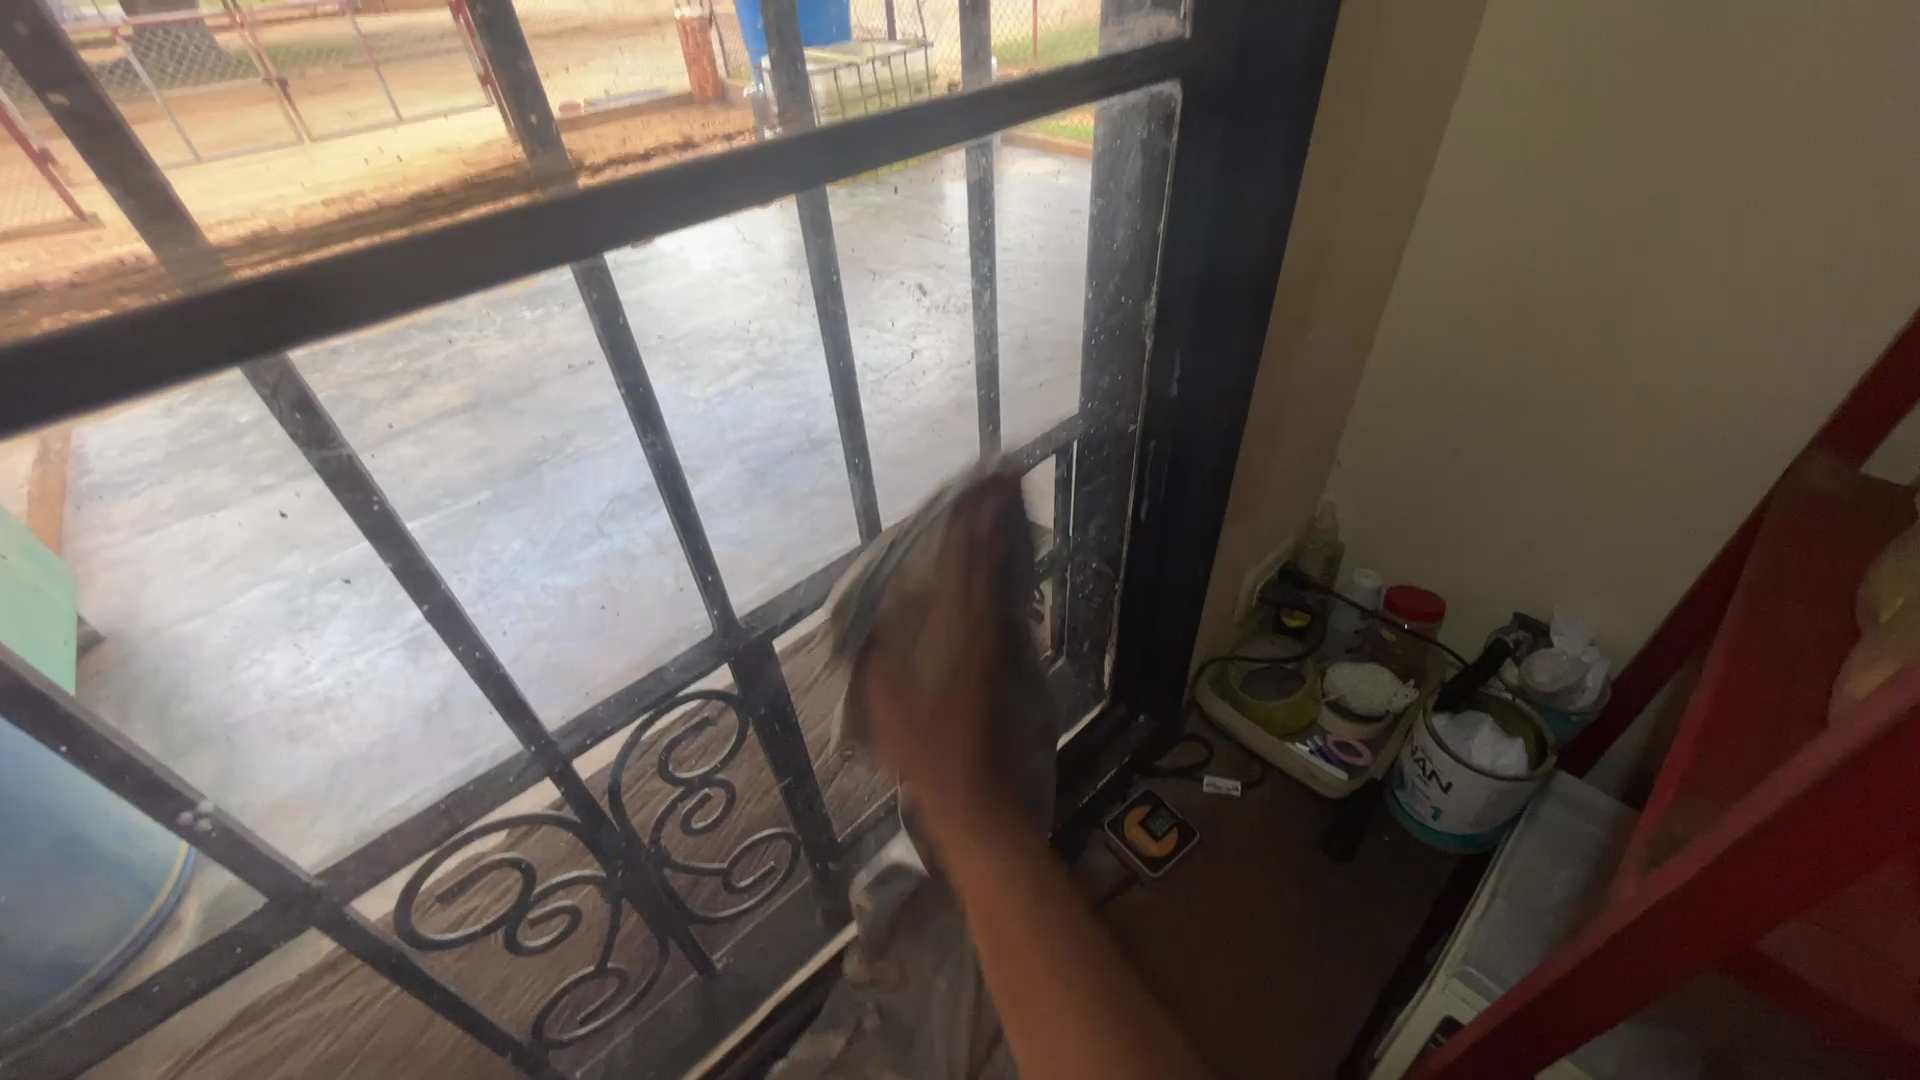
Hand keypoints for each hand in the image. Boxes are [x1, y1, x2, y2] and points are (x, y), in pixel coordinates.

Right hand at [854, 472, 1020, 828]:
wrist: (975, 794)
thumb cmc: (925, 754)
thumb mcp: (885, 704)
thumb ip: (877, 653)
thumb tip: (881, 606)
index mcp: (953, 636)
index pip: (963, 567)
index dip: (970, 525)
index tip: (978, 488)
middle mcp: (983, 630)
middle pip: (991, 562)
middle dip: (995, 518)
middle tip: (1006, 476)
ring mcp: (1000, 643)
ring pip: (1004, 579)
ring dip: (1006, 539)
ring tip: (1011, 502)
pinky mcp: (1008, 658)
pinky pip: (1008, 603)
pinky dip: (1007, 574)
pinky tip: (1008, 560)